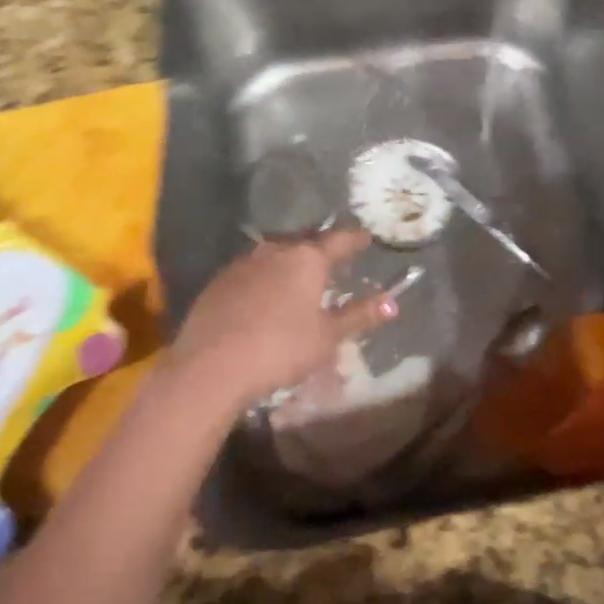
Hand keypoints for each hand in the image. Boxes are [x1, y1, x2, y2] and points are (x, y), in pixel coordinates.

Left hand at [169, 230, 396, 406]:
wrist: (211, 365)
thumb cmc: (280, 349)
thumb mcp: (327, 338)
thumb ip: (359, 316)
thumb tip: (392, 303)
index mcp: (308, 259)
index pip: (340, 240)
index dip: (356, 239)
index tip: (367, 238)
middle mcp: (276, 251)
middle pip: (306, 242)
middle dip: (321, 248)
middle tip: (334, 258)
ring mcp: (243, 263)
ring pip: (275, 254)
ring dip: (290, 262)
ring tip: (299, 276)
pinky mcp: (219, 281)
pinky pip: (251, 271)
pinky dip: (264, 277)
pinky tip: (264, 296)